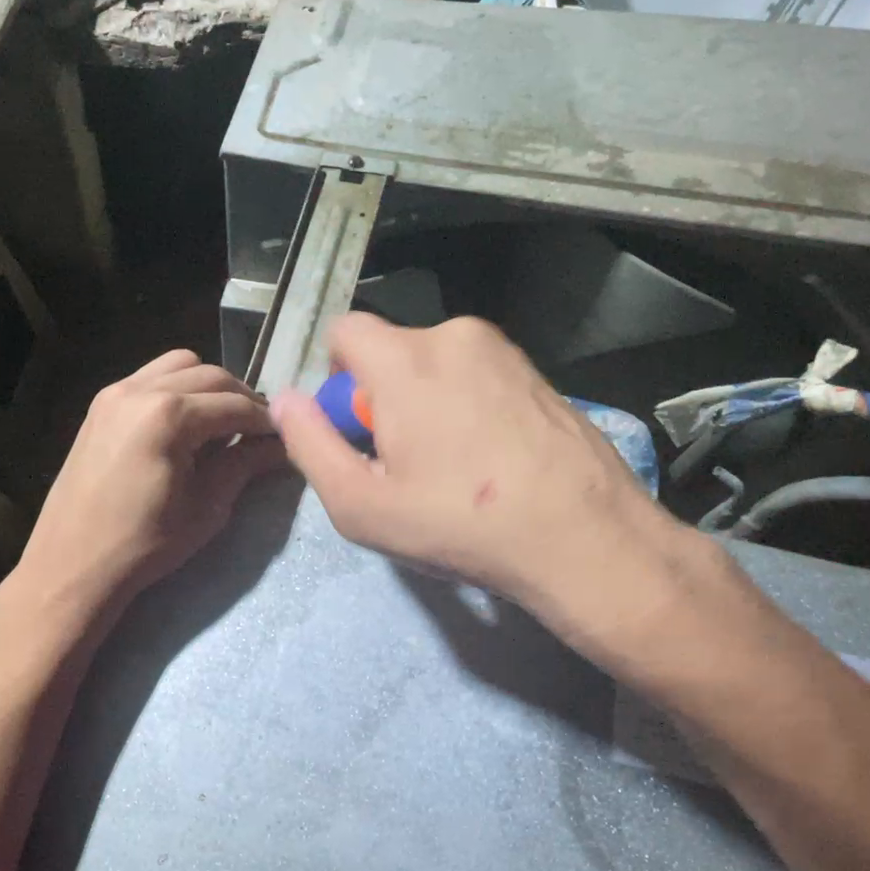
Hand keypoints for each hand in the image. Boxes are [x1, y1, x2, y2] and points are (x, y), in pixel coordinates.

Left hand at [14, 349, 285, 614]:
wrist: (73, 563)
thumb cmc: (144, 544)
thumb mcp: (206, 507)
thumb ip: (243, 465)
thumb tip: (281, 445)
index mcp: (169, 415)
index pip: (235, 405)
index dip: (266, 420)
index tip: (287, 436)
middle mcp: (140, 389)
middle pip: (210, 375)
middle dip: (241, 398)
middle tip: (259, 431)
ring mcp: (115, 392)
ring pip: (178, 365)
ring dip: (207, 386)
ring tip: (221, 423)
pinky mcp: (100, 405)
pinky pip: (148, 377)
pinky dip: (175, 388)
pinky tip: (184, 424)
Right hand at [270, 314, 694, 645]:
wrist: (584, 539)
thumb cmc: (458, 524)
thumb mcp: (359, 504)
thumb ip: (309, 445)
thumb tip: (284, 401)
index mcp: (405, 360)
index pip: (344, 330)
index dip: (335, 378)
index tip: (355, 430)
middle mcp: (454, 337)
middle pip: (390, 352)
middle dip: (381, 396)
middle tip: (402, 462)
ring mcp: (504, 351)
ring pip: (434, 365)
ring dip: (424, 402)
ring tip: (449, 467)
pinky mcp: (537, 372)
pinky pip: (475, 376)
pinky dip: (465, 406)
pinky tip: (487, 460)